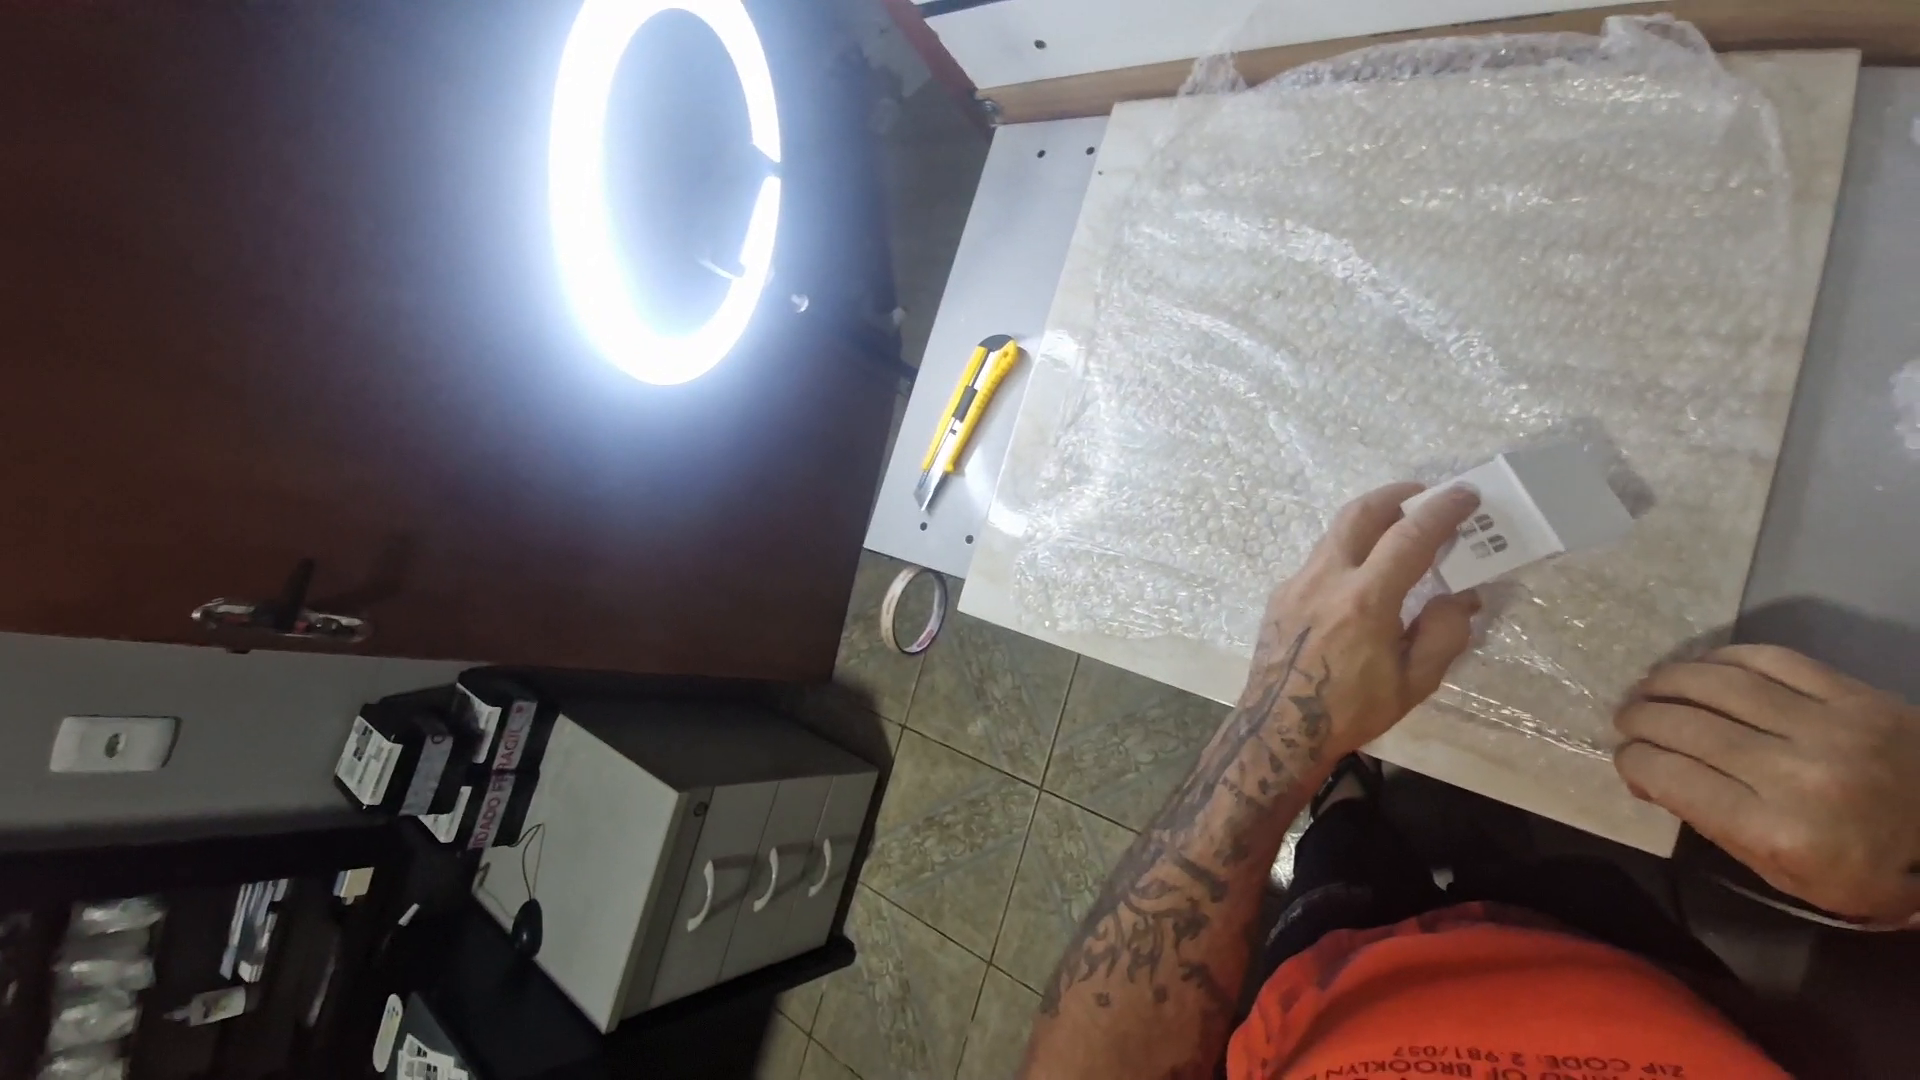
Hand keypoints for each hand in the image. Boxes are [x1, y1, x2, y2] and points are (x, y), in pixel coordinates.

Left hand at [1240, 481, 1483, 759]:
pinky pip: (1317, 562)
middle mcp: (1324, 580)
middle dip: (1395, 496)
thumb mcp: (1413, 682)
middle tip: (1423, 495)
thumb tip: (1461, 596)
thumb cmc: (1351, 710)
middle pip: (1358, 515)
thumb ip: (1443, 633)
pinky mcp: (1279, 596)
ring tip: (1396, 529)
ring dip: (1367, 522)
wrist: (1278, 726)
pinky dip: (1346, 555)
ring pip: (1333, 535)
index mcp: (1363, 600)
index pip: (1408, 538)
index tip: (1464, 494)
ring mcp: (1295, 584)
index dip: (1440, 511)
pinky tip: (1361, 577)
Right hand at [1615, 645, 1919, 922]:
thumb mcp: (1782, 871)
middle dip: (1636, 720)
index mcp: (1775, 830)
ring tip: (1651, 690)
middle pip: (1677, 724)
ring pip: (1712, 684)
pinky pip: (1766, 659)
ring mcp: (1832, 730)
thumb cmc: (1867, 868)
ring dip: (1663, 682)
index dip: (1629, 762)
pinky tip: (1703, 671)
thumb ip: (1708, 821)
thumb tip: (1643, 774)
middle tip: (1628, 721)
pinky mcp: (1859, 697)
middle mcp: (1797, 775)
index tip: (1630, 762)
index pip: (1660, 772)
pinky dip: (1719, 660)